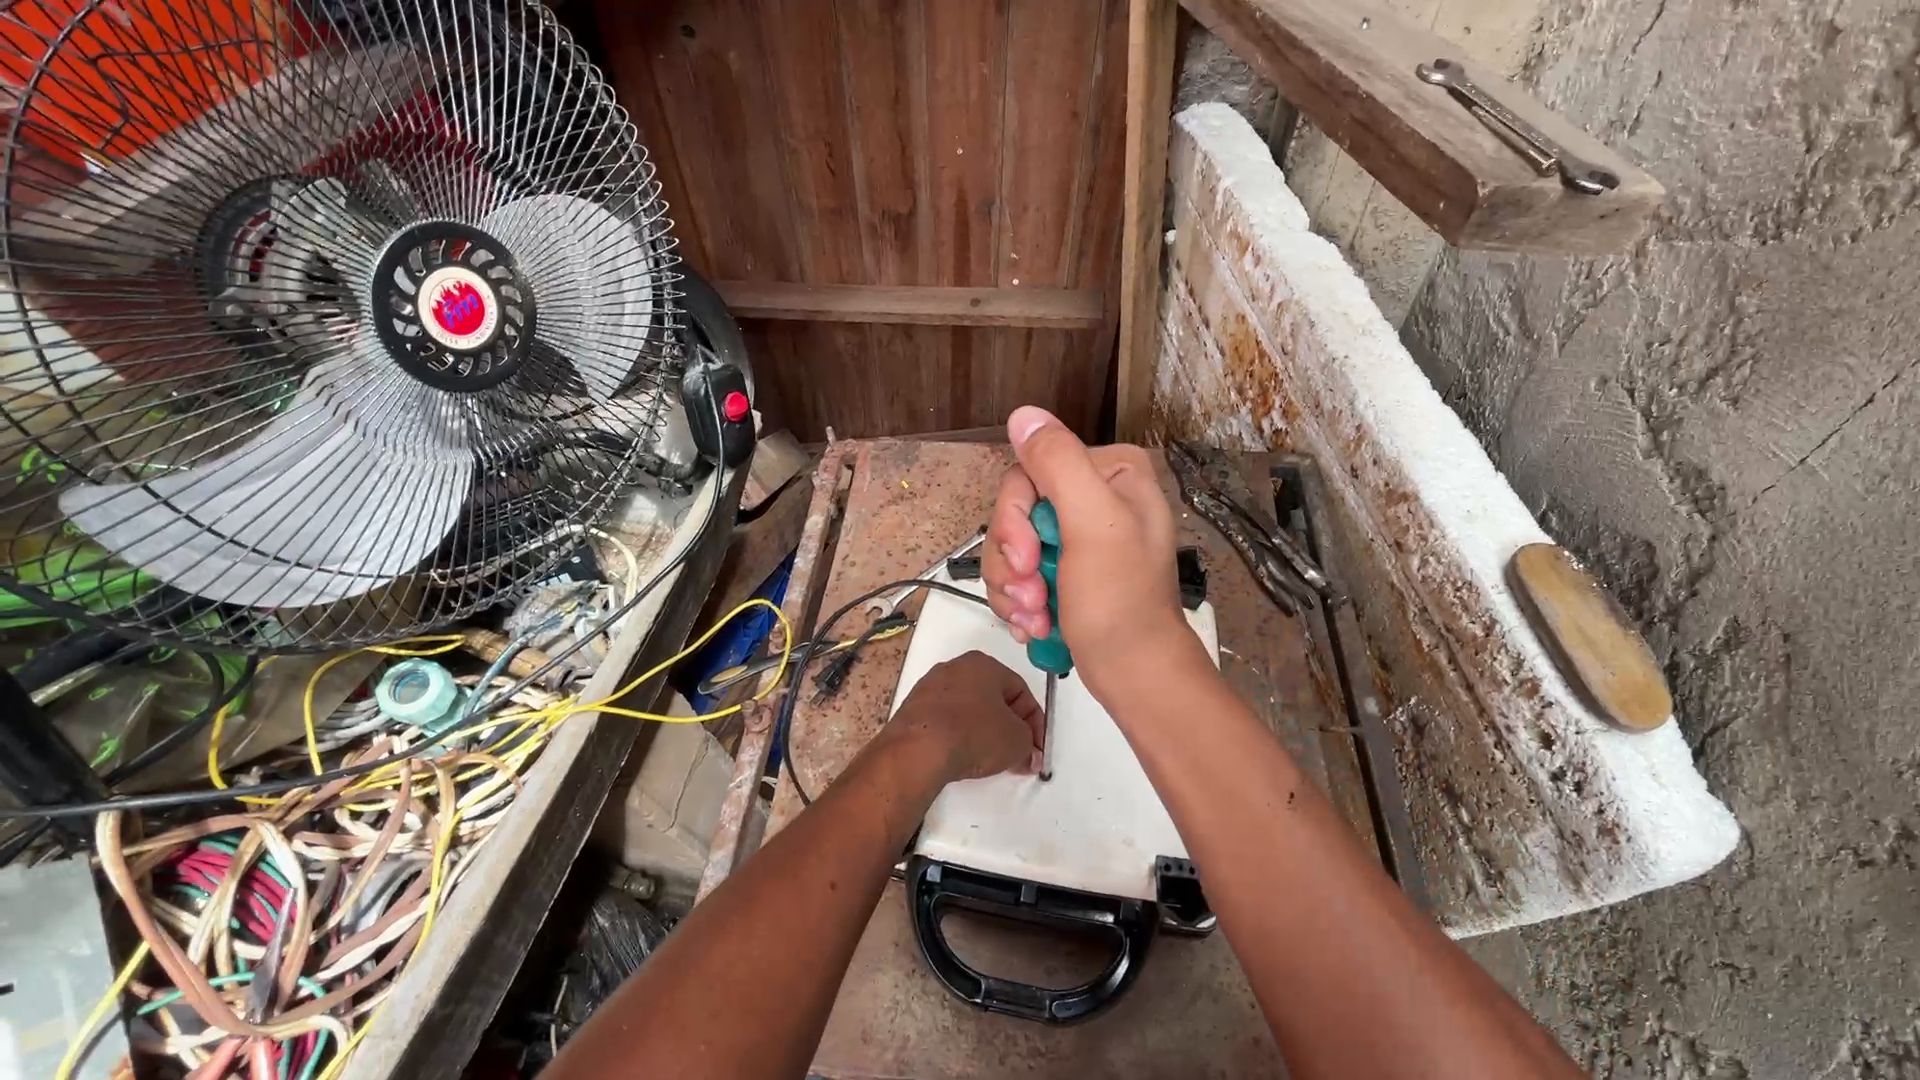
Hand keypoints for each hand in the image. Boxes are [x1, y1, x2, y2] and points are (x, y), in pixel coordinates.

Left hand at [883, 651, 1046, 780]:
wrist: (918, 750)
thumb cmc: (974, 734)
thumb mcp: (1017, 741)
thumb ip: (1030, 744)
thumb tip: (1029, 754)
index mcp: (984, 663)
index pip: (1021, 691)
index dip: (1035, 723)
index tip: (1037, 749)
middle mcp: (955, 668)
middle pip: (993, 699)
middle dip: (1009, 728)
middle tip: (1018, 755)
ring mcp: (929, 687)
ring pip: (968, 710)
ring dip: (984, 733)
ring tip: (990, 760)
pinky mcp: (912, 709)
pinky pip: (945, 721)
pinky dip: (959, 736)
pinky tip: (962, 756)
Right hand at [983, 407, 1191, 691]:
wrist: (1135, 675)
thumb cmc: (1120, 603)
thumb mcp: (1093, 525)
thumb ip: (1058, 463)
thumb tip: (1023, 414)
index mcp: (1112, 472)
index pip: (1031, 470)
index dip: (1015, 518)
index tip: (1026, 560)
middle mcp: (1096, 495)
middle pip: (1016, 510)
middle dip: (1013, 561)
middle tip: (1031, 599)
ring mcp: (1080, 535)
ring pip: (1011, 545)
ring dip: (1013, 587)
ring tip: (1034, 620)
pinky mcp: (1066, 569)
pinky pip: (1018, 572)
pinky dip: (1018, 601)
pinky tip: (1034, 626)